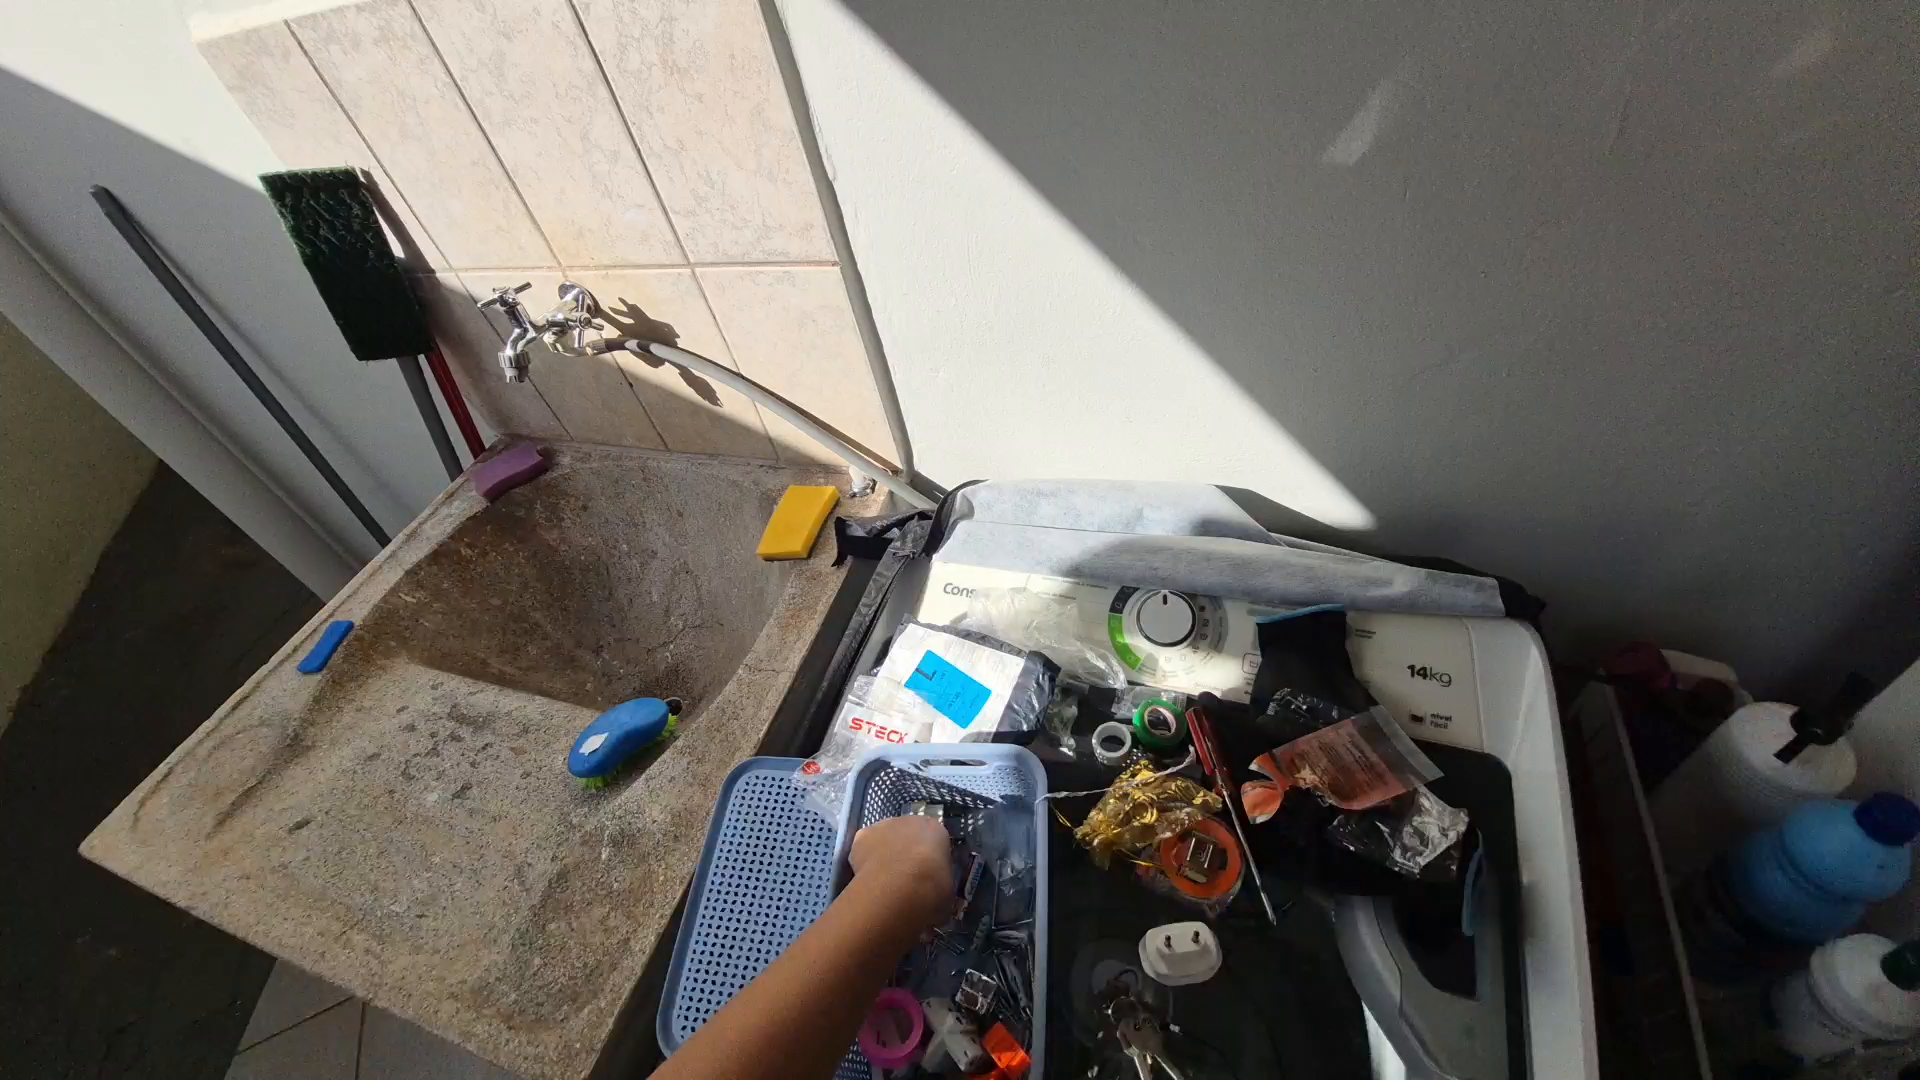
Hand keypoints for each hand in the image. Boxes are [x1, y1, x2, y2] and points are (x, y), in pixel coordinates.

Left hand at [848, 816, 953, 933]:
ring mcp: (885, 825)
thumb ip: (941, 886)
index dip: (930, 861)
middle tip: (906, 882)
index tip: (927, 878)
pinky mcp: (863, 835)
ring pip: (885, 840)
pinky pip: (865, 847)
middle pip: (908, 837)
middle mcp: (911, 821)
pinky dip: (865, 861)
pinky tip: (868, 881)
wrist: (899, 888)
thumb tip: (937, 896)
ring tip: (885, 886)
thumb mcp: (947, 892)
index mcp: (937, 830)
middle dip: (907, 855)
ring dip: (886, 856)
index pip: (934, 842)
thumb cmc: (932, 889)